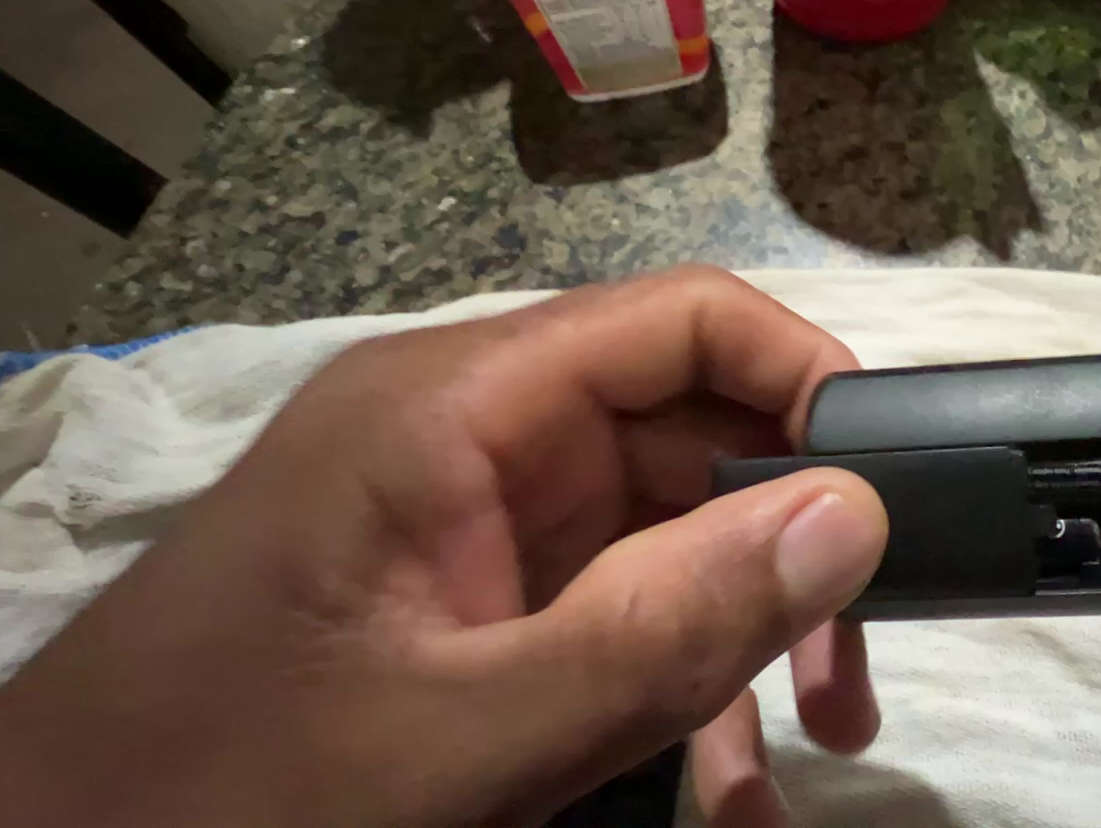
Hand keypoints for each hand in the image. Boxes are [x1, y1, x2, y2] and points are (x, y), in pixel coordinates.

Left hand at [0, 267, 887, 827]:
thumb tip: (851, 518)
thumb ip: (661, 628)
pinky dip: (707, 675)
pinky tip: (738, 781)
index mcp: (468, 402)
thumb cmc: (216, 807)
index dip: (800, 373)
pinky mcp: (512, 586)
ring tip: (829, 728)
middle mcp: (501, 432)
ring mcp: (509, 513)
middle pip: (703, 427)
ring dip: (765, 618)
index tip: (884, 477)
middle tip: (858, 653)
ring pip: (690, 522)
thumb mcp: (457, 737)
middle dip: (797, 531)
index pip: (684, 321)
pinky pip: (647, 598)